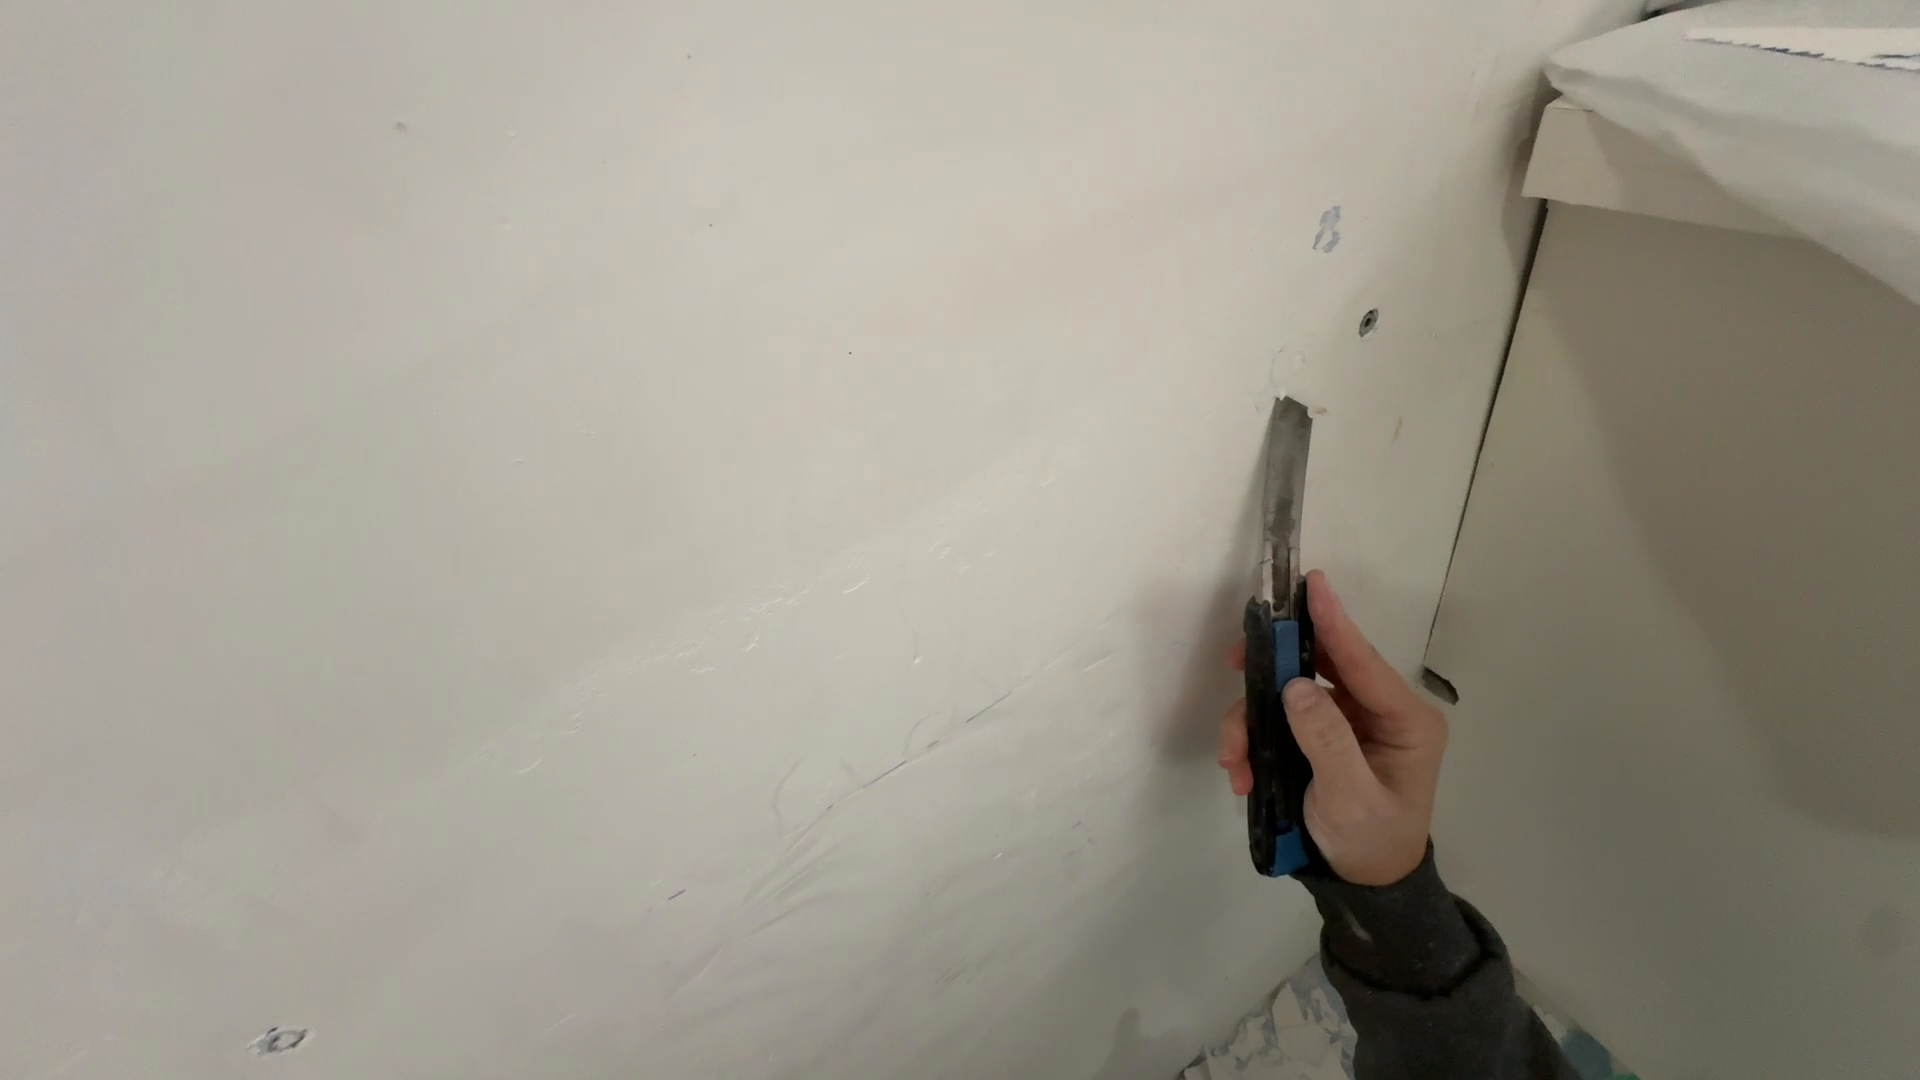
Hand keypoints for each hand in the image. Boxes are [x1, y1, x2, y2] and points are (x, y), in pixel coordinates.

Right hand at [1218, 570, 1447, 886]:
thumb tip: (1295, 685)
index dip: (1333, 621)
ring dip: (1252, 722)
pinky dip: (1253, 739)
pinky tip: (1243, 773)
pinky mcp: (1319, 731)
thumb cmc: (1369, 842)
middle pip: (1319, 666)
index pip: (1363, 660)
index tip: (1312, 583)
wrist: (1359, 882)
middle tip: (1233, 665)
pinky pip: (1278, 717)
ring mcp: (1345, 719)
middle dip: (1271, 670)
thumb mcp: (1350, 798)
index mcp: (1404, 720)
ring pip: (1288, 692)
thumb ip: (1325, 740)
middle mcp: (1376, 710)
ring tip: (1234, 762)